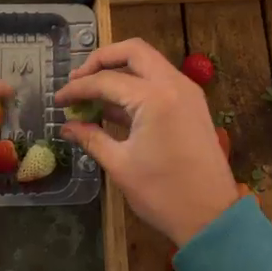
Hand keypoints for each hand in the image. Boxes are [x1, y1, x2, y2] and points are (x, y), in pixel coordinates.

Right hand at [57, 39, 239, 246]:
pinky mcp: (193, 104)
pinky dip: (137, 84)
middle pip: (133, 51)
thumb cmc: (163, 194)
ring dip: (120, 70)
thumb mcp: (121, 165)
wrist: (213, 218)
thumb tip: (67, 126)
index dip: (78, 89)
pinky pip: (160, 80)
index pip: (106, 80)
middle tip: (79, 80)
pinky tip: (115, 106)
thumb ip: (92, 138)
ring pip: (149, 62)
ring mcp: (187, 92)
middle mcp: (174, 84)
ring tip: (93, 92)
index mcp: (155, 97)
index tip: (58, 99)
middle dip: (101, 60)